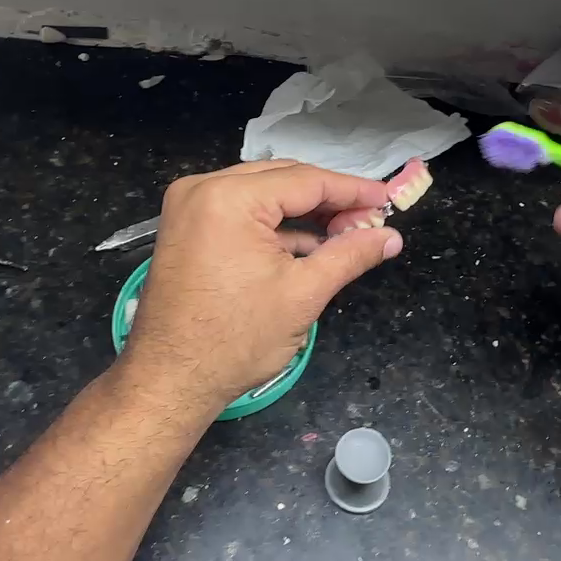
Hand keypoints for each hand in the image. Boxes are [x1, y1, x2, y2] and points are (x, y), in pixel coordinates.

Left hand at [124, 161, 403, 413]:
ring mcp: (189, 206)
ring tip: (346, 232)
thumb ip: (350, 255)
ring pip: (263, 194)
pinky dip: (274, 225)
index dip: (353, 189)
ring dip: (304, 212)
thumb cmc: (235, 340)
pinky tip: (309, 244)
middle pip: (283, 180)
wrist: (169, 380)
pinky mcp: (186, 227)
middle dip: (329, 200)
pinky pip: (241, 211)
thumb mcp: (303, 294)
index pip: (306, 180)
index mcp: (229, 197)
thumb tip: (391, 237)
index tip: (388, 198)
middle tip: (371, 218)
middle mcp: (203, 188)